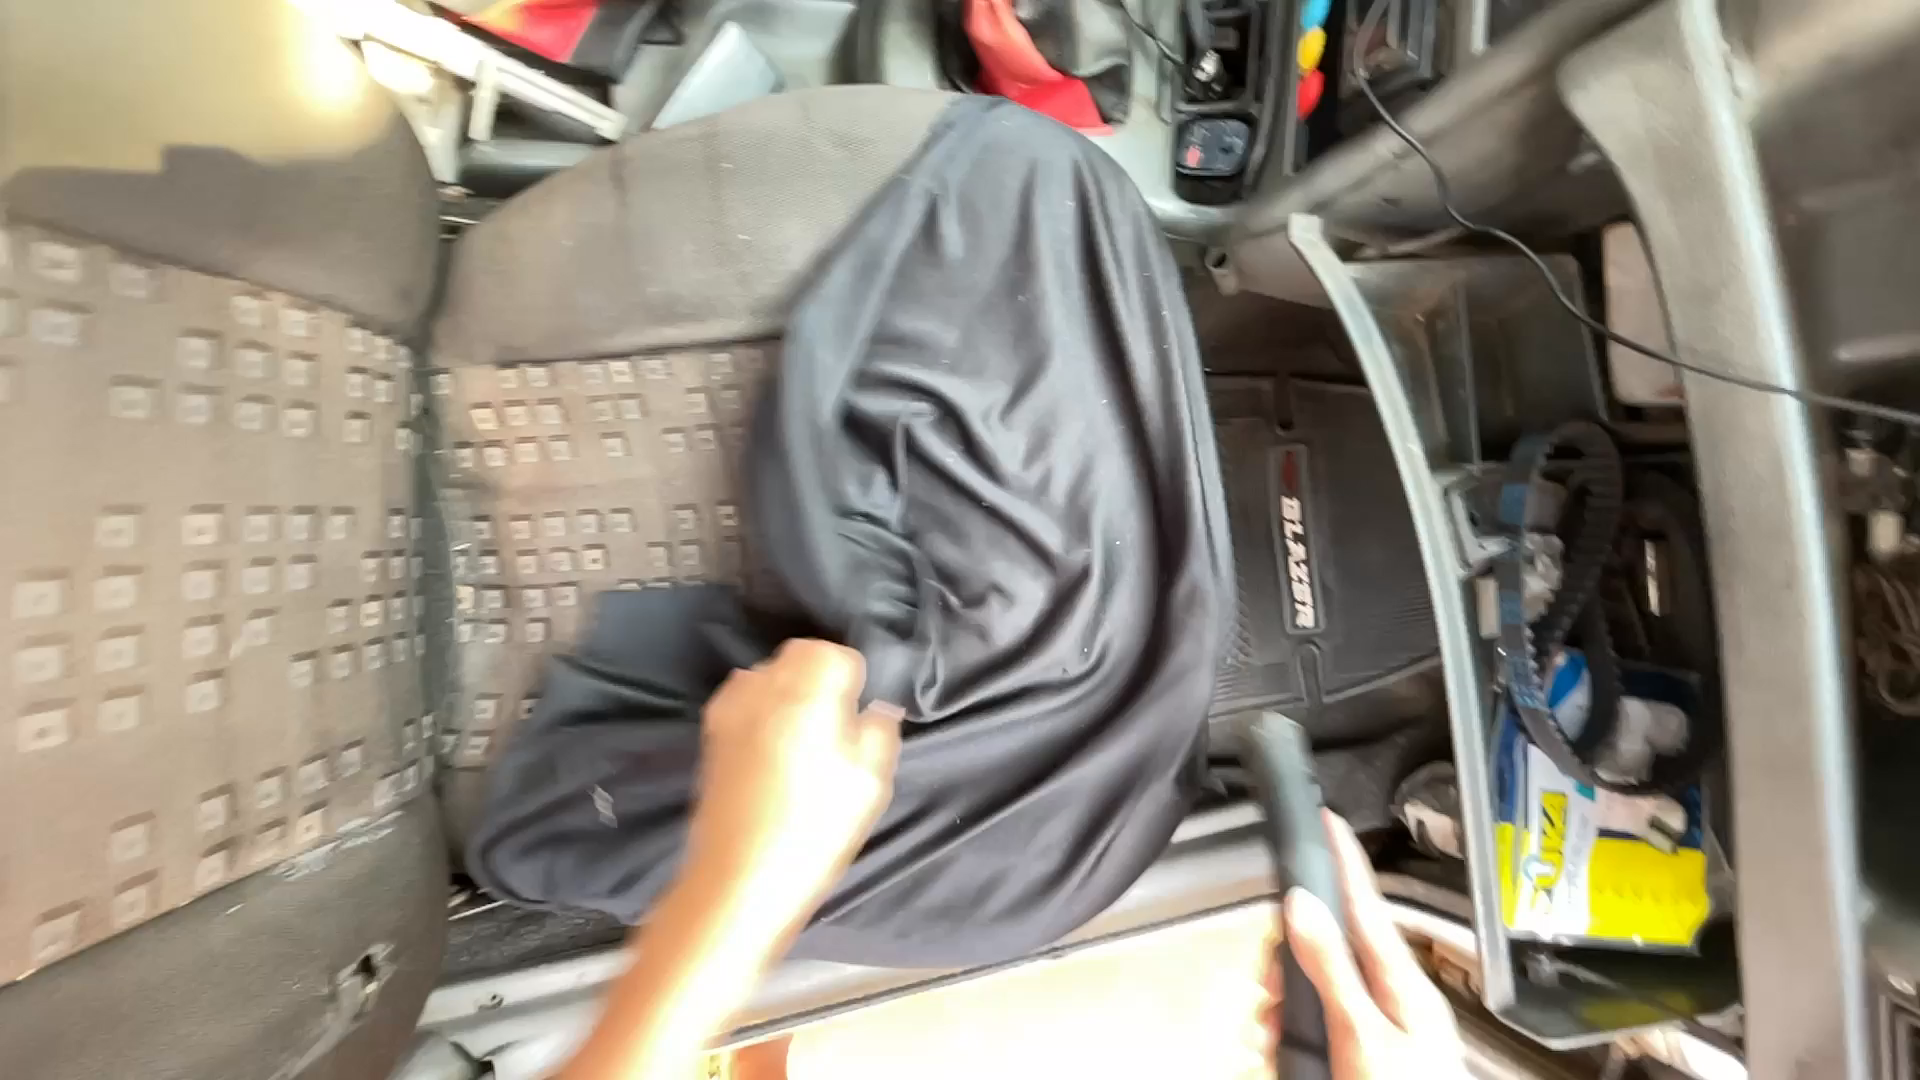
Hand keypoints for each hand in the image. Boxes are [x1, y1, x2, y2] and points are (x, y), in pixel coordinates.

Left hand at [685, 639, 902, 939]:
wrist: (739, 880)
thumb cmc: (814, 831)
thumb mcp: (870, 785)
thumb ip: (879, 732)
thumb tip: (877, 708)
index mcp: (809, 695)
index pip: (833, 653)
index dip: (852, 677)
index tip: (857, 709)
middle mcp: (766, 690)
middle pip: (798, 653)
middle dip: (820, 673)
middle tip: (835, 718)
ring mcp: (733, 710)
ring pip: (768, 672)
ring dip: (788, 686)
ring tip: (802, 730)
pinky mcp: (711, 734)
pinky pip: (741, 697)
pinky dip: (759, 704)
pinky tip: (769, 741)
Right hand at [1283, 811, 1466, 1079]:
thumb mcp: (1365, 1038)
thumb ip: (1332, 966)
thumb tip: (1300, 899)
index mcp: (1402, 984)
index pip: (1366, 903)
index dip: (1345, 857)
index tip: (1326, 816)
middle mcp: (1389, 996)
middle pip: (1326, 942)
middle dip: (1284, 955)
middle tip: (1262, 987)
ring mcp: (1373, 1025)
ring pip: (1310, 982)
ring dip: (1278, 999)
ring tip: (1263, 1029)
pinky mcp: (1356, 1050)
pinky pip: (1311, 1019)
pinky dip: (1284, 1027)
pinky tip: (1269, 1044)